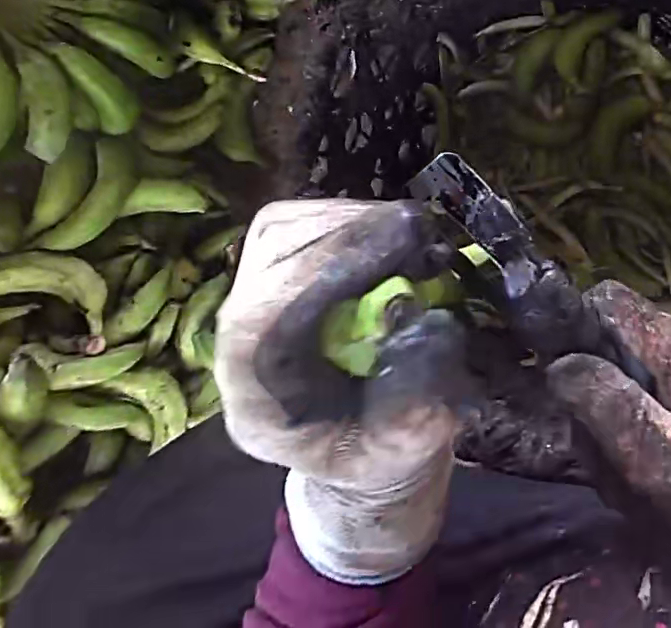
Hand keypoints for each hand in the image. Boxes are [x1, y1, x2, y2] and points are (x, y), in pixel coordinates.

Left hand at [215, 199, 465, 584]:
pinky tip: (389, 235)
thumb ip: (418, 400)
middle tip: (421, 229)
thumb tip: (434, 323)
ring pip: (283, 225)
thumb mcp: (404, 448)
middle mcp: (236, 335)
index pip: (269, 306)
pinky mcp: (274, 269)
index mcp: (253, 392)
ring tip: (411, 232)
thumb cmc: (373, 453)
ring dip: (354, 217)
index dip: (336, 263)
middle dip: (352, 229)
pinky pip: (300, 221)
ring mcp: (250, 295)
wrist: (354, 440)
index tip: (407, 239)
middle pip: (271, 251)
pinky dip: (350, 216)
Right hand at [547, 282, 670, 627]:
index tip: (571, 384)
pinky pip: (669, 390)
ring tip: (641, 477)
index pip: (606, 299)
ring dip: (627, 416)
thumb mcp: (665, 460)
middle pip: (619, 340)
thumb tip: (561, 364)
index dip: (577, 329)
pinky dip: (656, 424)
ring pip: (641, 371)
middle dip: (600, 391)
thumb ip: (608, 404)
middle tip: (608, 456)